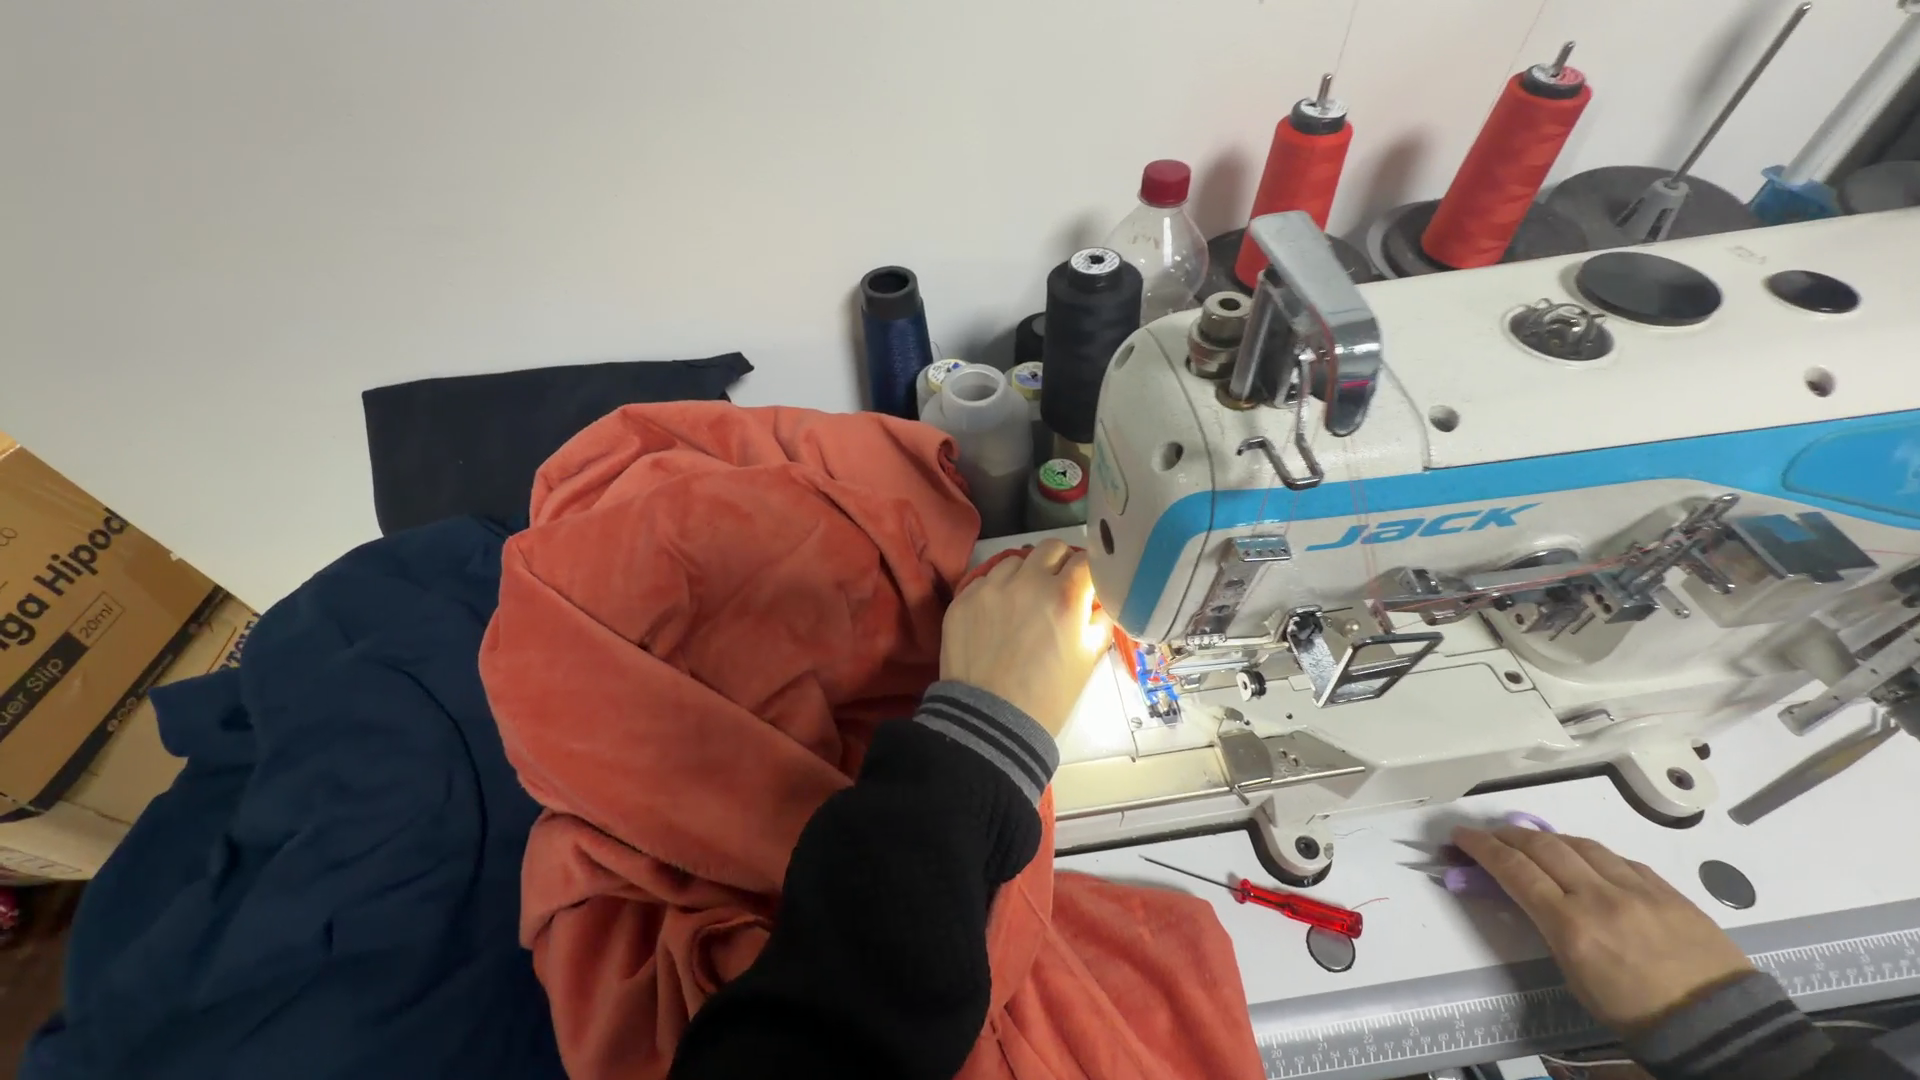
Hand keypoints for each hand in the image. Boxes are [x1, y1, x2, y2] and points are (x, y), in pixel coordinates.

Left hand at [940, 539, 1112, 735]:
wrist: (990, 721)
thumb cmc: (1048, 696)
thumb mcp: (1087, 658)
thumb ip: (1099, 621)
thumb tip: (1097, 601)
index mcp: (1065, 596)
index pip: (1086, 559)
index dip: (1090, 570)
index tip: (1088, 583)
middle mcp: (1028, 582)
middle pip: (1050, 548)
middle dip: (1059, 563)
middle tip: (1058, 587)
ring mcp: (991, 587)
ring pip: (1015, 560)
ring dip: (1025, 574)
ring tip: (1024, 602)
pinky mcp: (963, 598)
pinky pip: (985, 579)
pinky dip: (996, 591)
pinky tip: (997, 616)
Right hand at [1453, 825, 1753, 1032]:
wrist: (1723, 1030)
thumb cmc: (1637, 1015)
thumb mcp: (1575, 976)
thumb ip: (1549, 928)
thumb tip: (1526, 897)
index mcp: (1571, 924)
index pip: (1513, 869)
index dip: (1480, 846)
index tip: (1459, 836)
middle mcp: (1599, 896)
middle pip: (1542, 846)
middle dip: (1507, 834)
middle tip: (1488, 833)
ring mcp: (1637, 890)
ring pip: (1580, 844)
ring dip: (1548, 838)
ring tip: (1533, 841)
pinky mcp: (1668, 891)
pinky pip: (1619, 859)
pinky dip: (1591, 853)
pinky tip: (1587, 860)